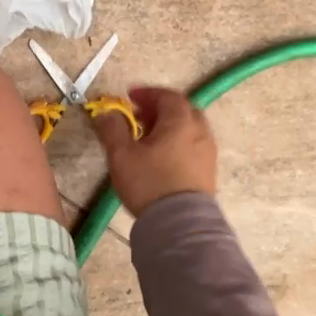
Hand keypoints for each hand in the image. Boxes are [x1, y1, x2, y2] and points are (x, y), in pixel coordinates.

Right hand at [94, 87, 217, 215]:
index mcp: (180, 123)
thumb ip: (113, 130)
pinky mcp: (208, 170)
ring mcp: (207, 151)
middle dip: (160, 108)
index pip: (168, 97)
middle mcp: (199, 132)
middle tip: (140, 116)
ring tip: (149, 137)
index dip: (148, 93)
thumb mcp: (122, 155)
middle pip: (183, 110)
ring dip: (170, 126)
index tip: (129, 97)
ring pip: (190, 128)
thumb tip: (107, 113)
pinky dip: (178, 141)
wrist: (180, 221)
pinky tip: (162, 156)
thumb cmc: (148, 183)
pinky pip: (193, 145)